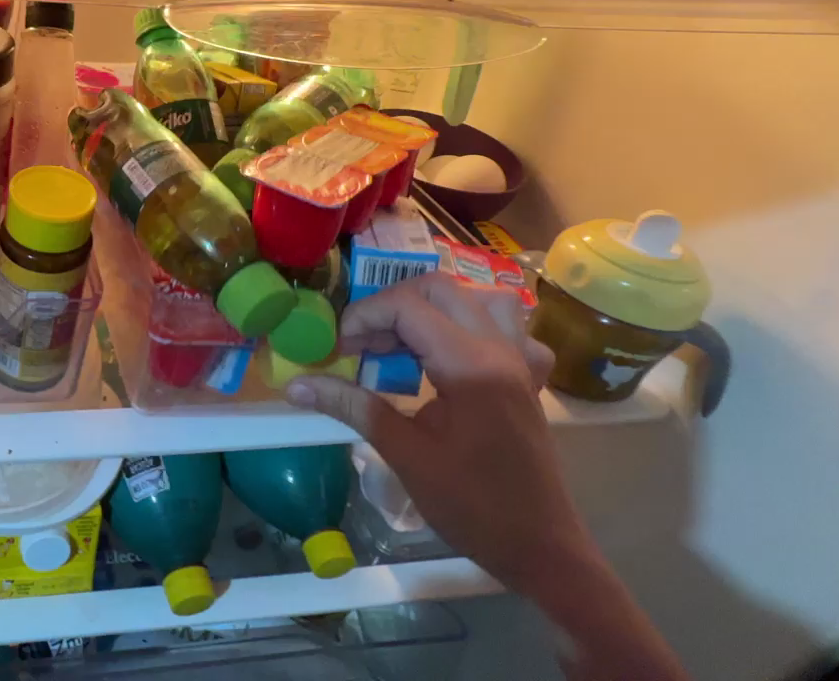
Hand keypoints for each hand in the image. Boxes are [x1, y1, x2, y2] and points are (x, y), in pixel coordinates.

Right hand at [285, 273, 578, 593]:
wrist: (543, 550)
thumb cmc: (473, 507)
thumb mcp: (405, 454)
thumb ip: (352, 407)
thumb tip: (295, 385)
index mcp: (470, 365)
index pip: (407, 307)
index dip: (363, 316)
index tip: (339, 348)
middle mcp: (499, 349)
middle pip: (438, 288)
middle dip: (390, 306)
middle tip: (364, 343)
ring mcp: (518, 360)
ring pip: (473, 298)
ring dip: (430, 308)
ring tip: (401, 342)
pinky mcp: (525, 377)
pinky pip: (504, 327)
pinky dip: (471, 326)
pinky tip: (451, 353)